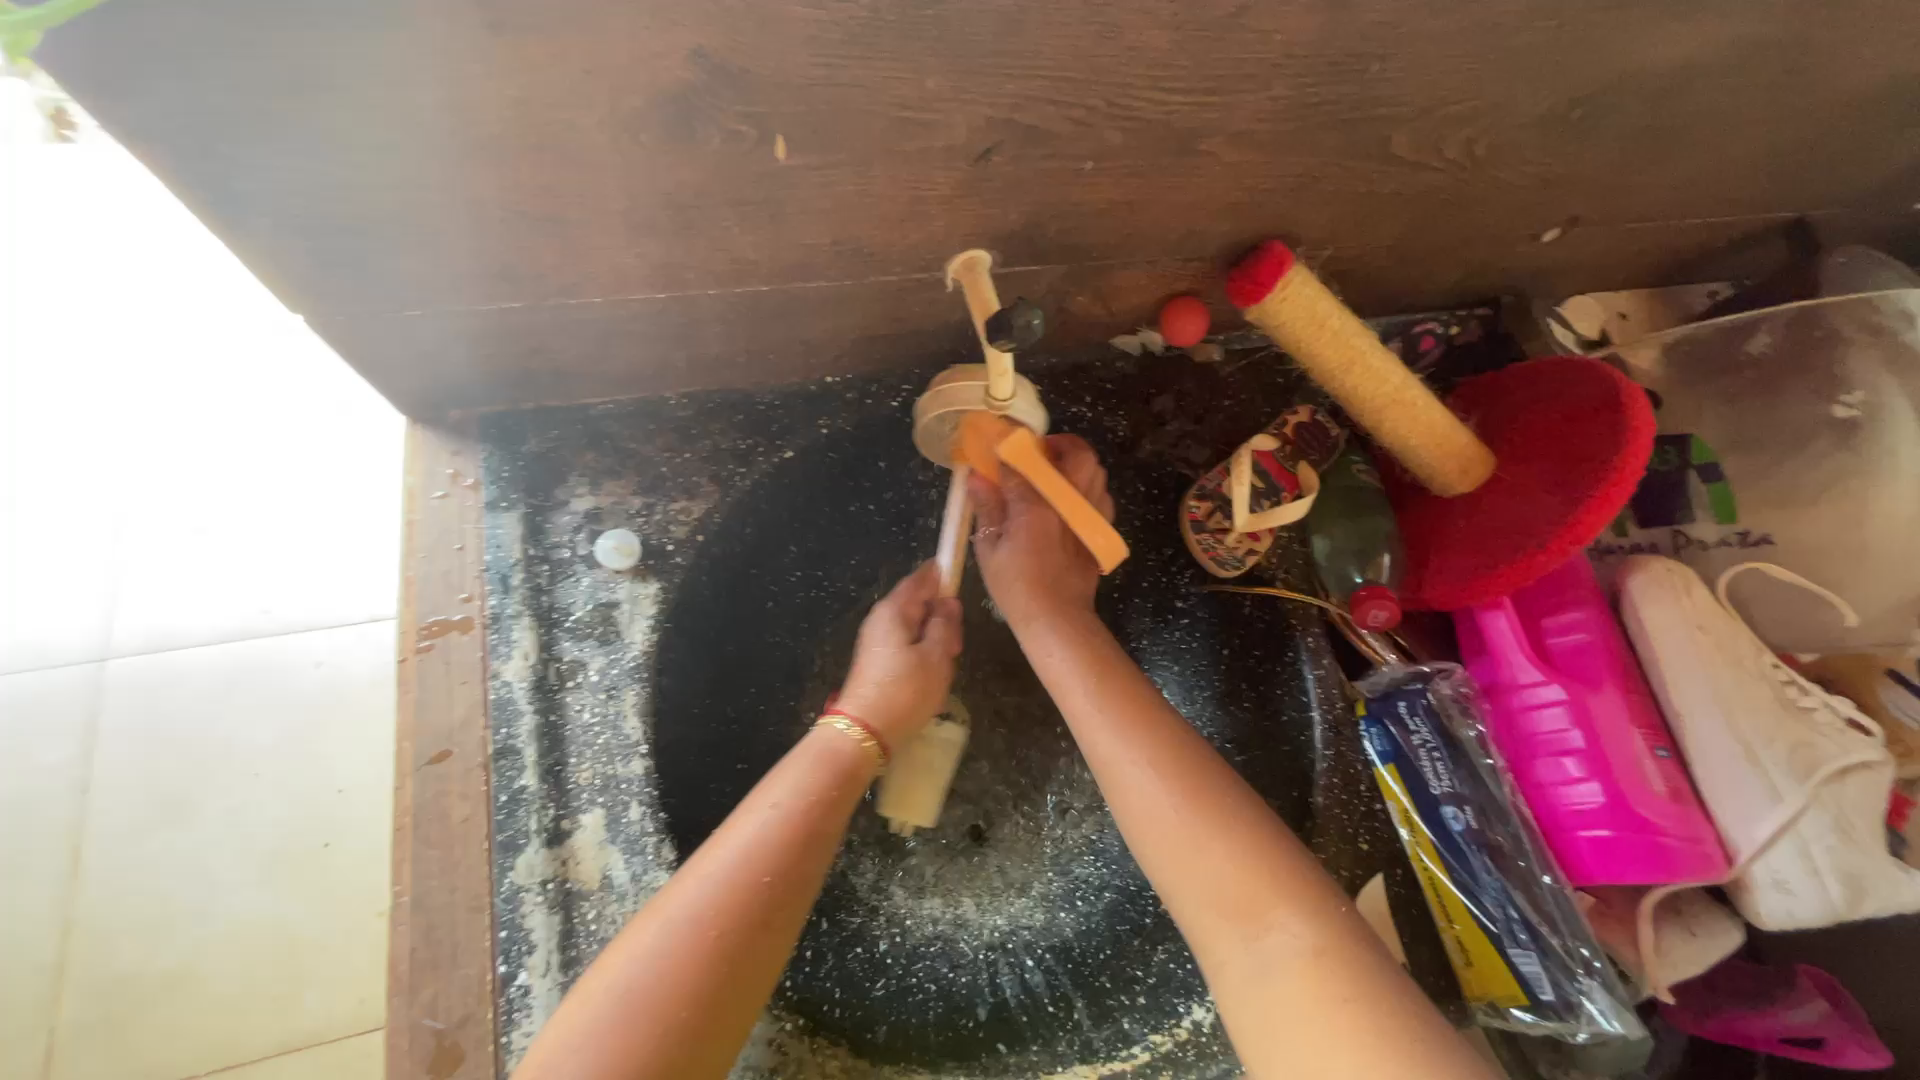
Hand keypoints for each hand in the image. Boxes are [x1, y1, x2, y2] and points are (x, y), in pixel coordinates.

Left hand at [834, 561, 962, 745]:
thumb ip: (945, 624)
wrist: (865, 731)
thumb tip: (948, 601)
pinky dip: (923, 654)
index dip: (943, 575)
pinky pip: (907, 645)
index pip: (921, 578)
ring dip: (935, 640)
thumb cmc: (905, 691)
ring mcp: (877, 640)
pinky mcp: (878, 661)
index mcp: (894, 610)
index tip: (963, 580)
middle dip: (942, 617)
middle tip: (956, 645)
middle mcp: (882, 618)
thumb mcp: (936, 656)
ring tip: (945, 665)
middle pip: (919, 603)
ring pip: (915, 627)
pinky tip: (931, 676)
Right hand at [968, 434, 1114, 626]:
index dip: (1009, 451)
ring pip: (1096, 471)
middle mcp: (1069, 503)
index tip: (999, 447)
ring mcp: (1090, 516)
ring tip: (1056, 475)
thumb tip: (977, 479)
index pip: (1022, 463)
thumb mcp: (989, 548)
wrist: (1056, 617)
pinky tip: (1070, 502)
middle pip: (1078, 453)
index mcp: (1036, 506)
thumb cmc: (1016, 587)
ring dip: (1076, 465)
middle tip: (1040, 453)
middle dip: (1059, 445)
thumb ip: (987, 508)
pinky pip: (1102, 497)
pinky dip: (1088, 490)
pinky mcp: (1100, 531)